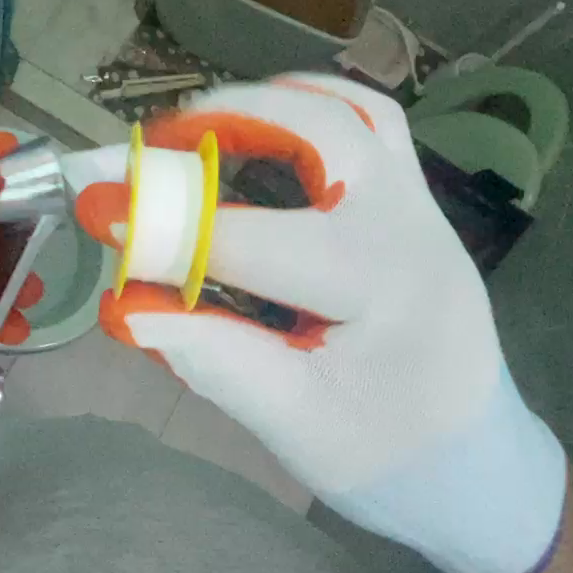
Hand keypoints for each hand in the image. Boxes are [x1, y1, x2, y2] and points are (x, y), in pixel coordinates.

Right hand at [94, 74, 565, 572]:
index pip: (257, 244)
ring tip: (203, 128)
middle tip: (156, 144)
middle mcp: (411, 227)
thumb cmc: (387, 460)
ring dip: (269, 103)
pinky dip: (309, 110)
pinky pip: (370, 124)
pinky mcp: (415, 206)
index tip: (96, 208)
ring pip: (353, 110)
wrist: (476, 469)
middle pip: (324, 129)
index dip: (167, 228)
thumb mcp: (293, 425)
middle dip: (229, 120)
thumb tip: (122, 306)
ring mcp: (422, 207)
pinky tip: (262, 130)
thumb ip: (210, 357)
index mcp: (384, 290)